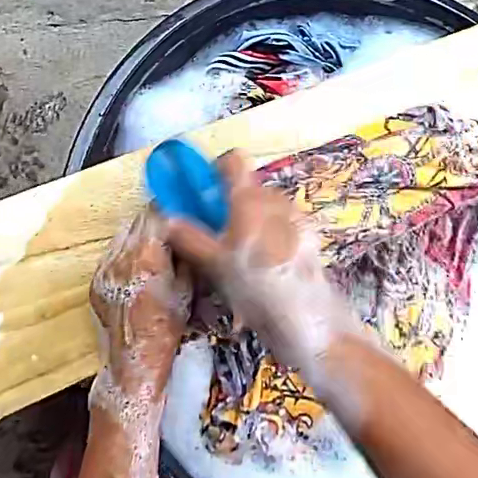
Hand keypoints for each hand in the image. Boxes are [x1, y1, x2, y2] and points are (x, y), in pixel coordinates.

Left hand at [89, 212, 191, 416]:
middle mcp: (121, 256)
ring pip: (125, 232)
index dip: (172, 208)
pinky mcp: (96, 278)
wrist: (134, 362)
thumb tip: (190, 230)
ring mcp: (105, 267)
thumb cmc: (167, 326)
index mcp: (147, 255)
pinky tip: (140, 261)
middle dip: (157, 217)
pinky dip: (127, 249)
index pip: (157, 214)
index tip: (184, 207)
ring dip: (141, 231)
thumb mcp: (187, 287)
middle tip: (174, 223)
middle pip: (140, 219)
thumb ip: (186, 254)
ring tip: (157, 242)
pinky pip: (113, 251)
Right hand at [162, 151, 362, 376]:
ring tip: (243, 257)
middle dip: (229, 206)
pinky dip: (271, 233)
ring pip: (264, 206)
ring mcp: (296, 213)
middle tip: (218, 239)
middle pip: (247, 187)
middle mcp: (275, 197)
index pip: (232, 160)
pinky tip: (268, 264)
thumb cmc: (255, 288)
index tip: (202, 197)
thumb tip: (167, 217)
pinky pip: (282, 222)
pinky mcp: (310, 231)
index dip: (214, 171)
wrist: (308, 317)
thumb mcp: (215, 266)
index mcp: (249, 198)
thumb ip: (190, 237)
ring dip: (251, 221)